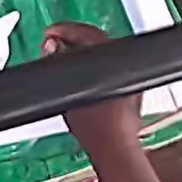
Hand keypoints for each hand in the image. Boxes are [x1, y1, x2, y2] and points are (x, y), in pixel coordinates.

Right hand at [41, 22, 140, 155]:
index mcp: (115, 59)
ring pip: (102, 56)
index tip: (48, 34)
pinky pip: (109, 69)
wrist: (114, 150)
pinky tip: (79, 79)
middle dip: (72, 42)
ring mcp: (132, 78)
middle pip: (96, 42)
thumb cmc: (95, 124)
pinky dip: (92, 69)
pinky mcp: (132, 92)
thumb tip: (51, 46)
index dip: (63, 31)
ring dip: (82, 56)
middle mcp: (128, 64)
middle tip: (50, 46)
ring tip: (60, 60)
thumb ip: (58, 64)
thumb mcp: (69, 92)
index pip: (88, 33)